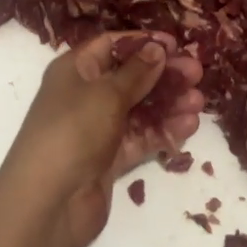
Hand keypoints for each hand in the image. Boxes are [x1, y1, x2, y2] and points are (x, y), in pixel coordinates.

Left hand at [0, 31, 204, 246]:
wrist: (48, 203)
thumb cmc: (73, 131)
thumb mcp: (106, 94)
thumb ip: (136, 72)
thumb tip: (156, 48)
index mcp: (75, 70)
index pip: (111, 46)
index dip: (142, 43)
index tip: (175, 44)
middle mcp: (85, 95)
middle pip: (130, 77)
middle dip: (163, 75)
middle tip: (197, 73)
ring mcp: (97, 129)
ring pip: (139, 109)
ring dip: (169, 104)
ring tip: (198, 102)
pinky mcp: (109, 159)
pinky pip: (140, 138)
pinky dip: (162, 132)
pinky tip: (188, 126)